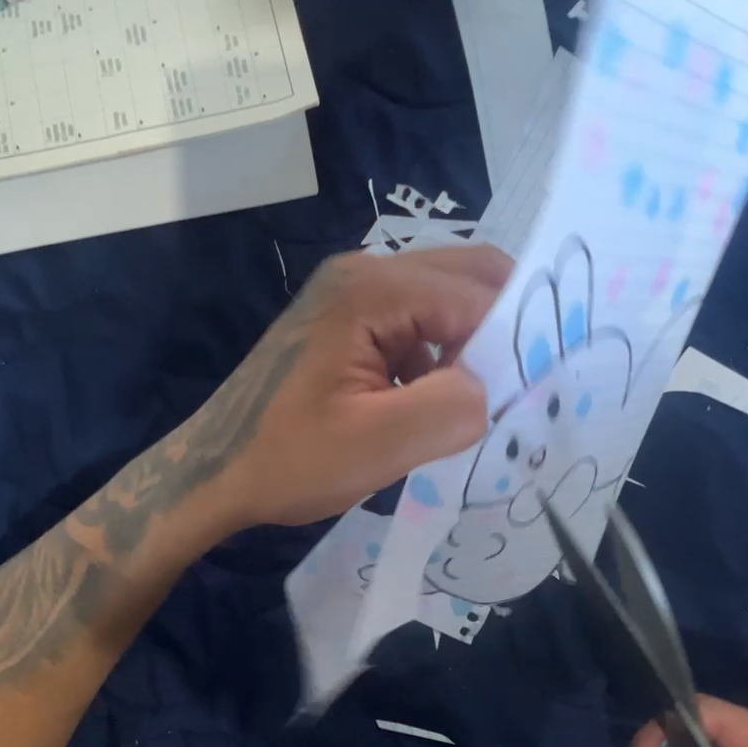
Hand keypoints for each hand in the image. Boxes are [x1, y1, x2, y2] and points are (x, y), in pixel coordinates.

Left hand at [200, 246, 511, 529]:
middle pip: (465, 280)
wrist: (214, 473)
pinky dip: (435, 358)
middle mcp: (363, 273)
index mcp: (371, 290)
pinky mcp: (343, 322)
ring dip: (467, 347)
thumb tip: (497, 387)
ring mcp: (349, 294)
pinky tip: (428, 405)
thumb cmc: (288, 461)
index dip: (513, 343)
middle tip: (516, 390)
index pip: (477, 296)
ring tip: (474, 405)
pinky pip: (413, 325)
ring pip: (442, 303)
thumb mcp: (376, 446)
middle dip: (498, 332)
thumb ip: (450, 409)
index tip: (533, 395)